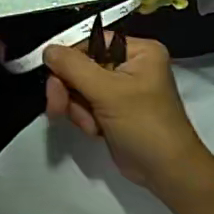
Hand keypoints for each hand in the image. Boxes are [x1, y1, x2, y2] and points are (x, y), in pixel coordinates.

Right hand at [43, 36, 213, 195]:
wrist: (165, 172)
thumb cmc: (145, 126)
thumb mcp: (108, 92)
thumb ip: (74, 67)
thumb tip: (48, 50)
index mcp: (139, 51)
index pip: (92, 41)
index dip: (69, 57)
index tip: (50, 74)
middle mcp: (130, 64)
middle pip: (81, 65)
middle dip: (69, 88)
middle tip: (58, 107)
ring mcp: (120, 88)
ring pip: (78, 86)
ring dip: (76, 107)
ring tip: (90, 125)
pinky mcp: (112, 109)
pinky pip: (84, 103)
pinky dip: (83, 116)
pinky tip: (95, 130)